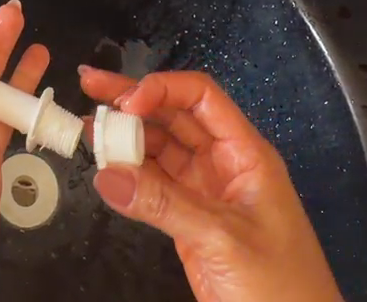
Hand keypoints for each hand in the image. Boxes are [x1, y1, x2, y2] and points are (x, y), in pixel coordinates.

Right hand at [78, 68, 342, 301]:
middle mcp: (222, 163)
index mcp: (244, 153)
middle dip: (133, 100)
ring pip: (160, 148)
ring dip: (126, 136)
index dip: (162, 90)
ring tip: (87, 126)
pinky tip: (104, 167)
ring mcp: (204, 192)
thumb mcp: (223, 239)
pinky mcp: (189, 221)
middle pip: (174, 115)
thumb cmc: (279, 287)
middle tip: (90, 86)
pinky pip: (154, 184)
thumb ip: (163, 204)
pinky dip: (128, 174)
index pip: (201, 97)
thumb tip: (105, 174)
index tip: (125, 103)